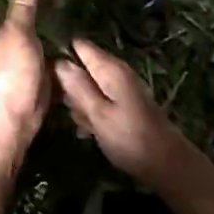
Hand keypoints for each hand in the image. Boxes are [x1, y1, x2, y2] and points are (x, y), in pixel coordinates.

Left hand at [0, 0, 85, 153]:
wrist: (9, 123)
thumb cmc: (8, 77)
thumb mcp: (16, 36)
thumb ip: (22, 5)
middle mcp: (2, 20)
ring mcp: (18, 38)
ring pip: (38, 11)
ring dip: (57, 0)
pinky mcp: (32, 55)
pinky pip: (46, 31)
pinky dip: (59, 22)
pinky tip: (75, 17)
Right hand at [53, 39, 193, 185]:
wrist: (170, 168)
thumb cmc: (132, 140)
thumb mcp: (98, 114)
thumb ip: (77, 86)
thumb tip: (57, 60)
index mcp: (110, 69)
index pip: (77, 45)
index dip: (59, 52)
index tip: (42, 70)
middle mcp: (115, 72)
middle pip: (80, 65)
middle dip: (66, 81)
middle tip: (60, 102)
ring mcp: (120, 88)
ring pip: (86, 84)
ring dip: (77, 100)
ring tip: (77, 119)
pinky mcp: (122, 105)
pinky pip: (97, 99)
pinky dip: (90, 111)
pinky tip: (88, 128)